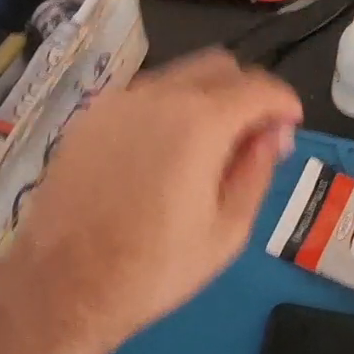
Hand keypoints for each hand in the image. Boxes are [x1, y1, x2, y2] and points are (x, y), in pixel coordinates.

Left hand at [0, 50, 301, 353]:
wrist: (61, 287)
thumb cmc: (155, 268)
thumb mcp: (228, 230)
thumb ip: (257, 170)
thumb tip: (273, 133)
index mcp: (202, 122)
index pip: (260, 88)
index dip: (284, 103)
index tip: (291, 125)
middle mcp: (161, 95)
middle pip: (221, 66)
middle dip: (248, 92)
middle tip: (255, 134)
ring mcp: (119, 101)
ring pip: (181, 75)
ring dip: (208, 96)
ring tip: (210, 144)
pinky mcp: (90, 117)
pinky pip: (144, 95)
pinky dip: (170, 107)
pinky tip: (165, 151)